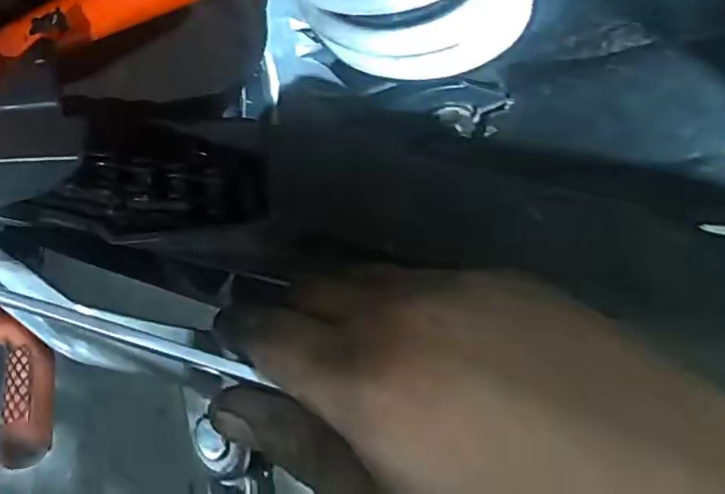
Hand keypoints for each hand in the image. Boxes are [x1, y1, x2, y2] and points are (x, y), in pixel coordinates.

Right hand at [217, 268, 724, 493]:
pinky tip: (451, 346)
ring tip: (378, 349)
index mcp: (360, 381)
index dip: (240, 336)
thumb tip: (225, 403)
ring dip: (344, 302)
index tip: (241, 349)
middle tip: (311, 360)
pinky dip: (405, 299)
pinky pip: (421, 274)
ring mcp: (448, 282)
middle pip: (300, 286)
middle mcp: (390, 311)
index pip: (259, 327)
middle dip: (290, 316)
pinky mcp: (500, 276)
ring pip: (356, 272)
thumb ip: (305, 453)